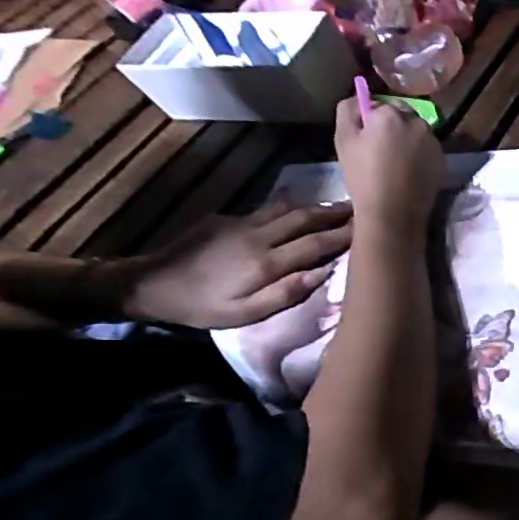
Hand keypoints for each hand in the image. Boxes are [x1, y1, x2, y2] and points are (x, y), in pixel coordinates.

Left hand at [121, 200, 352, 327]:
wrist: (150, 283)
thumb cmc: (202, 307)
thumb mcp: (245, 313)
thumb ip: (285, 294)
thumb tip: (323, 274)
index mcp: (267, 263)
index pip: (316, 245)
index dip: (344, 236)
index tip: (368, 230)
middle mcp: (258, 237)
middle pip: (305, 220)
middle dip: (335, 214)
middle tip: (361, 209)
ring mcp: (241, 224)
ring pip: (287, 210)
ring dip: (315, 207)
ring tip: (337, 206)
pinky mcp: (226, 220)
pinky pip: (266, 210)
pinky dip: (290, 208)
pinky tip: (298, 211)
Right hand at [334, 98, 441, 236]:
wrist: (394, 213)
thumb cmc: (364, 177)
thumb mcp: (343, 139)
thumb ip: (348, 110)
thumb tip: (360, 97)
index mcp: (391, 114)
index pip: (380, 105)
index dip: (371, 121)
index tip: (366, 139)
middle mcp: (418, 123)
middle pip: (402, 116)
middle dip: (392, 127)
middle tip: (381, 151)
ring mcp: (434, 142)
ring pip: (416, 133)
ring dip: (407, 140)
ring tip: (396, 164)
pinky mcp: (443, 161)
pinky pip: (427, 149)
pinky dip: (419, 155)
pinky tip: (409, 172)